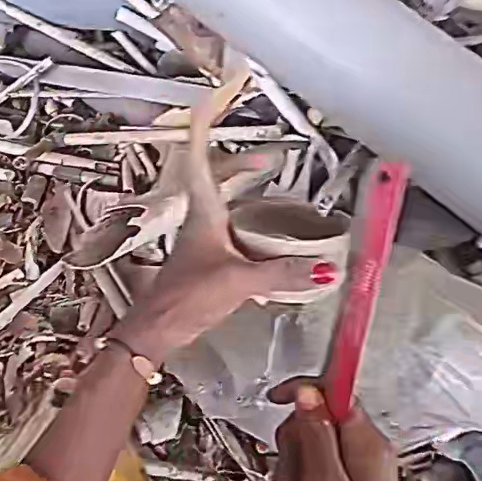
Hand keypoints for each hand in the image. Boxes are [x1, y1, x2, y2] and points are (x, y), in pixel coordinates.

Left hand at [110, 159, 334, 363]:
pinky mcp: (206, 268)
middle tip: (268, 170)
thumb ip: (282, 274)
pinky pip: (233, 244)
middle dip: (245, 178)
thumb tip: (323, 269)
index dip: (235, 157)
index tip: (260, 152)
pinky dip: (253, 241)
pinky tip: (270, 254)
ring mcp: (201, 247)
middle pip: (220, 191)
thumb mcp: (239, 281)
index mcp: (203, 218)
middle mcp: (200, 227)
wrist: (158, 328)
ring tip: (279, 207)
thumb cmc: (183, 299)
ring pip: (228, 218)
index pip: (210, 171)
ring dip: (251, 211)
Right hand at [276, 384, 414, 480]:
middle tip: (293, 474)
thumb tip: (307, 393)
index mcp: (367, 444)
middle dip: (295, 440)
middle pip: (319, 418)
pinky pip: (319, 465)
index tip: (275, 401)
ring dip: (296, 465)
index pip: (335, 393)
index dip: (303, 392)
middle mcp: (368, 449)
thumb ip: (316, 437)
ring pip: (314, 442)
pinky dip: (304, 480)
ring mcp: (362, 466)